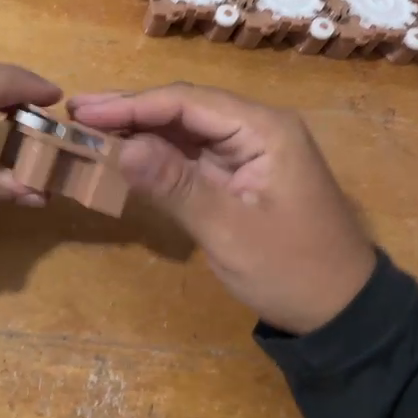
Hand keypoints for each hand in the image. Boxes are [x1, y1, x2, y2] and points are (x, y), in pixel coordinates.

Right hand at [68, 84, 376, 334]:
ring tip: (88, 127)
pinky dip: (155, 151)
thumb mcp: (230, 232)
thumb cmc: (292, 271)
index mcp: (264, 129)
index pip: (186, 102)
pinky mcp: (238, 172)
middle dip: (129, 110)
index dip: (131, 105)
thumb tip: (122, 148)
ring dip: (138, 128)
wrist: (342, 314)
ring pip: (183, 127)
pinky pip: (190, 152)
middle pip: (182, 107)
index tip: (84, 112)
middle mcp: (255, 128)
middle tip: (76, 112)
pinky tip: (122, 152)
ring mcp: (247, 150)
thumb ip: (176, 186)